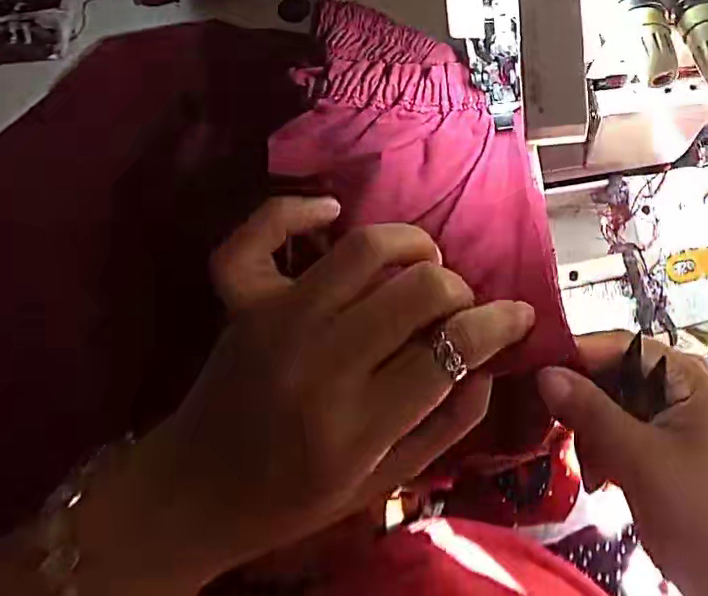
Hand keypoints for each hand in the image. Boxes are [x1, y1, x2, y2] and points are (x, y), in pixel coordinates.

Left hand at [77, 197, 537, 587]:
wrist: (189, 498)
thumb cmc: (295, 495)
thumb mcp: (384, 481)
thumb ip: (451, 424)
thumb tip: (490, 363)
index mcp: (355, 425)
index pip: (452, 348)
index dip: (500, 323)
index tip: (518, 315)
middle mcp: (317, 365)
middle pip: (419, 289)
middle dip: (458, 291)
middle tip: (456, 308)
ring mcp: (275, 324)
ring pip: (365, 248)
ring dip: (411, 245)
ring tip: (420, 265)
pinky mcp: (243, 303)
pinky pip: (259, 238)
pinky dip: (293, 212)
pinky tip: (330, 210)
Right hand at [536, 333, 707, 595]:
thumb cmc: (692, 510)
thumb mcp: (637, 458)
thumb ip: (591, 412)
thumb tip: (545, 374)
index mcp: (685, 372)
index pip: (623, 345)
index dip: (579, 354)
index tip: (536, 368)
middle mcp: (676, 380)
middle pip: (612, 371)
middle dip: (584, 403)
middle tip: (556, 428)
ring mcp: (666, 408)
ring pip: (607, 399)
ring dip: (590, 431)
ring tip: (591, 469)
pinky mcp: (653, 436)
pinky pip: (612, 424)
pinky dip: (598, 446)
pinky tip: (598, 476)